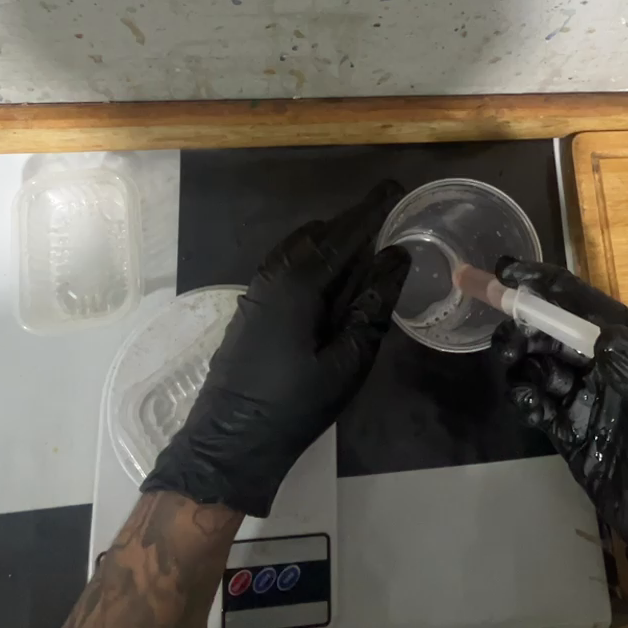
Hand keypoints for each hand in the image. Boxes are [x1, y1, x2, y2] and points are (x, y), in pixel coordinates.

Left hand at [143, 180, 410, 516]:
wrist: (230, 440)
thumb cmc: (296, 405)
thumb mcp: (349, 359)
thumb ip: (375, 302)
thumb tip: (398, 254)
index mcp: (300, 283)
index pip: (344, 233)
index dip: (372, 210)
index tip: (395, 187)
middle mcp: (275, 273)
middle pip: (321, 233)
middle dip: (355, 224)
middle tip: (389, 223)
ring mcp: (259, 286)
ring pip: (301, 245)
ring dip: (334, 240)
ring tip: (367, 250)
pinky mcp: (253, 302)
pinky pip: (289, 261)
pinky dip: (315, 256)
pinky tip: (333, 278)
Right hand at [495, 260, 627, 579]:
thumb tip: (600, 336)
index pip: (586, 305)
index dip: (548, 285)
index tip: (508, 270)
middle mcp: (608, 364)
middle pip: (556, 330)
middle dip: (526, 323)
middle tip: (506, 335)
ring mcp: (586, 395)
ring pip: (541, 361)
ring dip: (522, 357)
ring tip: (511, 364)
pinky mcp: (569, 426)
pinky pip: (537, 400)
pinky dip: (525, 395)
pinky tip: (527, 401)